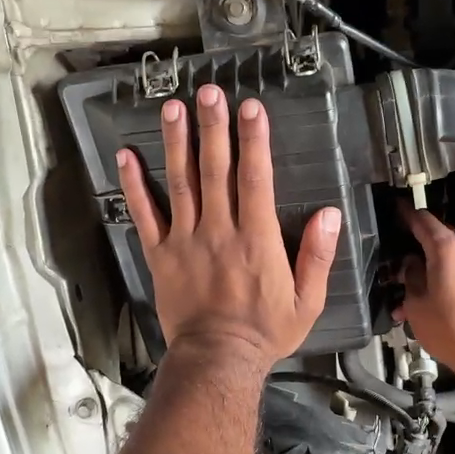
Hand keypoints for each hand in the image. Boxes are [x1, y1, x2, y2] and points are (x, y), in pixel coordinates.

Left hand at [117, 83, 341, 367]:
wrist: (218, 361)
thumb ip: (318, 255)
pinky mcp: (160, 254)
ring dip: (176, 143)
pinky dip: (134, 185)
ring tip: (172, 108)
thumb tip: (328, 213)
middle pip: (215, 170)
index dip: (253, 141)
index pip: (254, 179)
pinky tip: (126, 156)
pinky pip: (145, 214)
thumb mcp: (307, 299)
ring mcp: (185, 240)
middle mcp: (219, 231)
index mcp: (256, 238)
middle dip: (213, 127)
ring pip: (180, 182)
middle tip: (209, 92)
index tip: (251, 108)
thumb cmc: (266, 330)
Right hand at [394, 203, 454, 384]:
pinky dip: (443, 278)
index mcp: (447, 247)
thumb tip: (411, 264)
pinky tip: (428, 303)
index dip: (405, 214)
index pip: (422, 219)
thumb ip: (411, 277)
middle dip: (415, 245)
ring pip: (448, 257)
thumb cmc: (450, 328)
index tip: (392, 209)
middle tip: (395, 261)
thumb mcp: (417, 304)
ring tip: (407, 295)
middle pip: (437, 236)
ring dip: (428, 268)